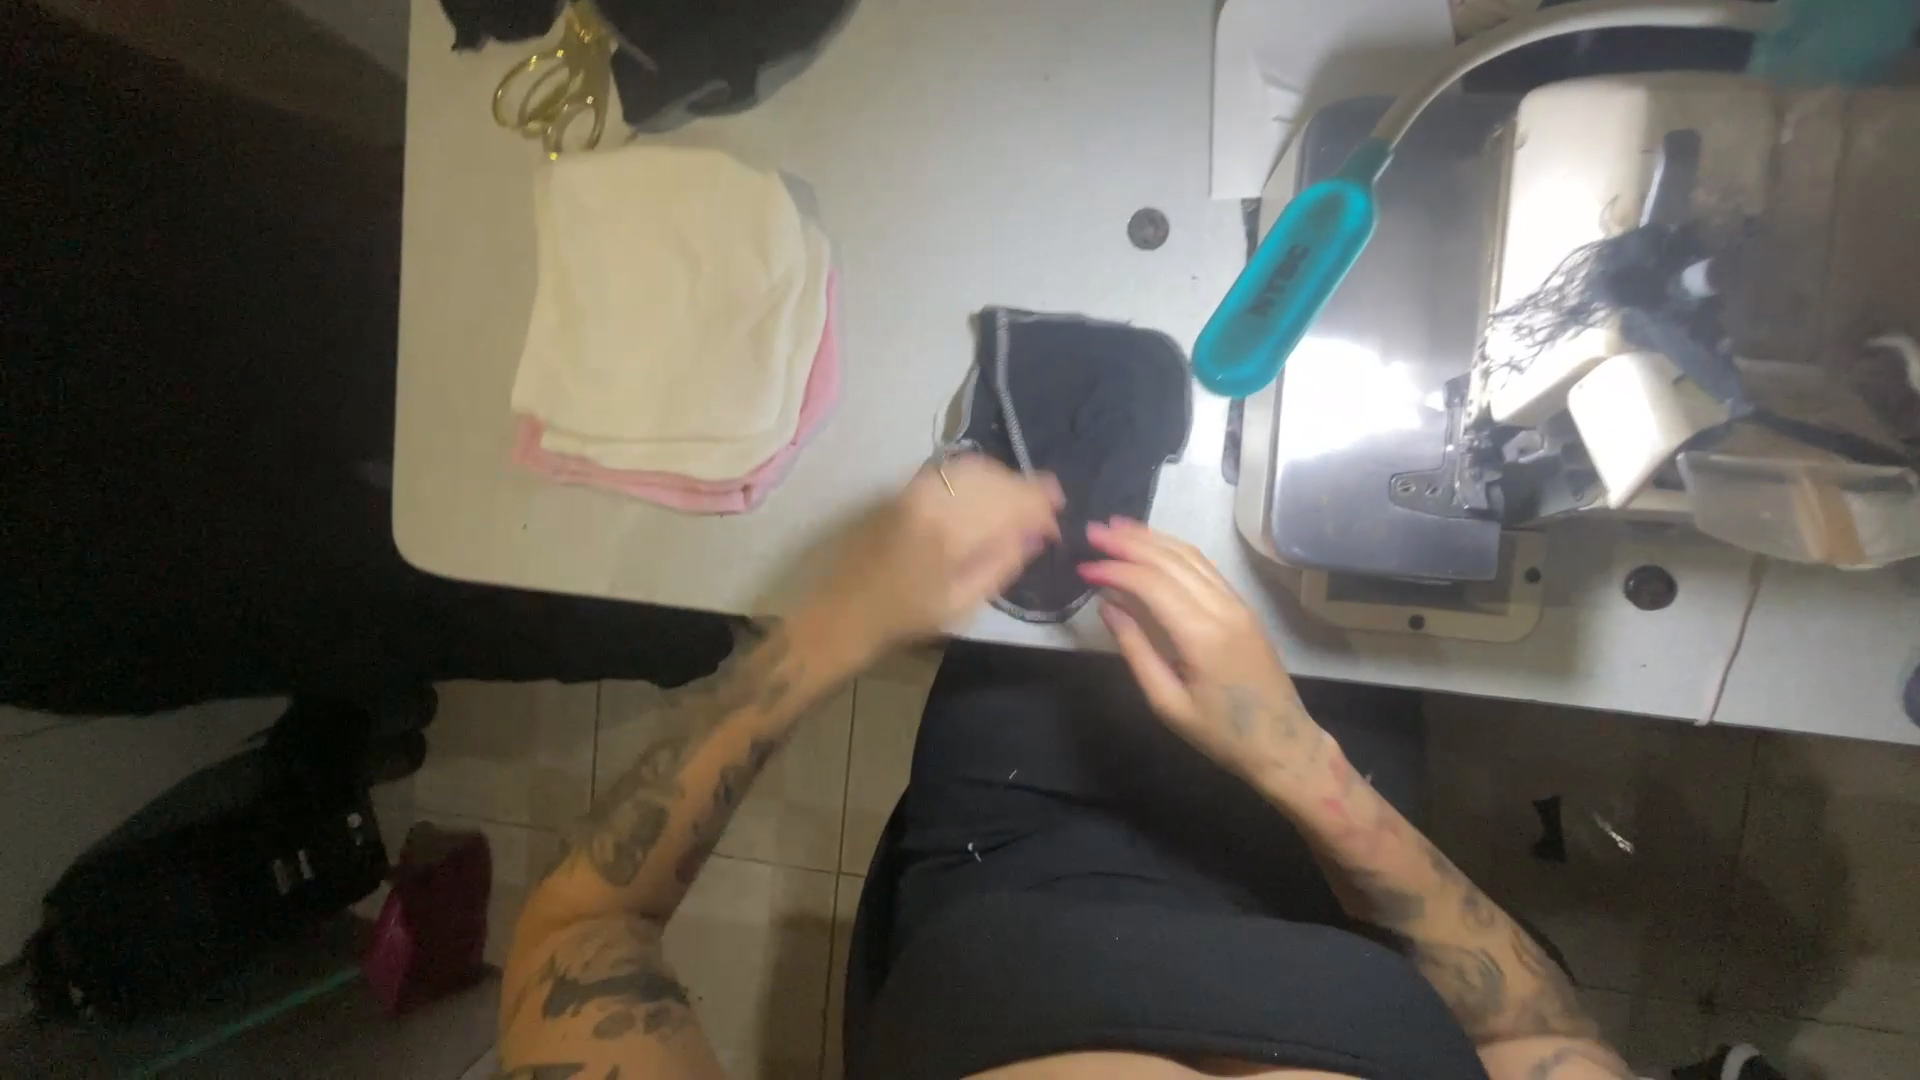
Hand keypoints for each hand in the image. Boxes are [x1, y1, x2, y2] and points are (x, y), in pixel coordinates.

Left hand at [800, 455, 1062, 664]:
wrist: (845, 611)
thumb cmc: (906, 618)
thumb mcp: (963, 603)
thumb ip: (1002, 563)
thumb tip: (1035, 534)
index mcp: (952, 533)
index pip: (1011, 502)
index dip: (1041, 505)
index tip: (1057, 520)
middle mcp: (935, 500)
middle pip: (996, 478)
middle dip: (1027, 490)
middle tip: (1045, 510)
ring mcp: (916, 490)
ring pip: (975, 468)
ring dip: (1004, 480)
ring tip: (1019, 502)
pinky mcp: (904, 489)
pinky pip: (952, 469)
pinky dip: (978, 476)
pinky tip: (987, 494)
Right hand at [1079, 518, 1319, 774]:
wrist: (1283, 745)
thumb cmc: (1220, 734)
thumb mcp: (1167, 703)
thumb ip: (1136, 650)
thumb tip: (1108, 606)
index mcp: (1202, 635)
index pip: (1151, 584)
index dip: (1114, 570)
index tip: (1082, 568)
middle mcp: (1222, 608)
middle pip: (1170, 560)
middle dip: (1128, 542)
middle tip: (1092, 531)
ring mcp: (1236, 604)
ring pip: (1190, 556)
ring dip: (1151, 538)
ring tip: (1116, 527)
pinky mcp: (1241, 607)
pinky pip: (1204, 566)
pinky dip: (1173, 549)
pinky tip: (1152, 545)